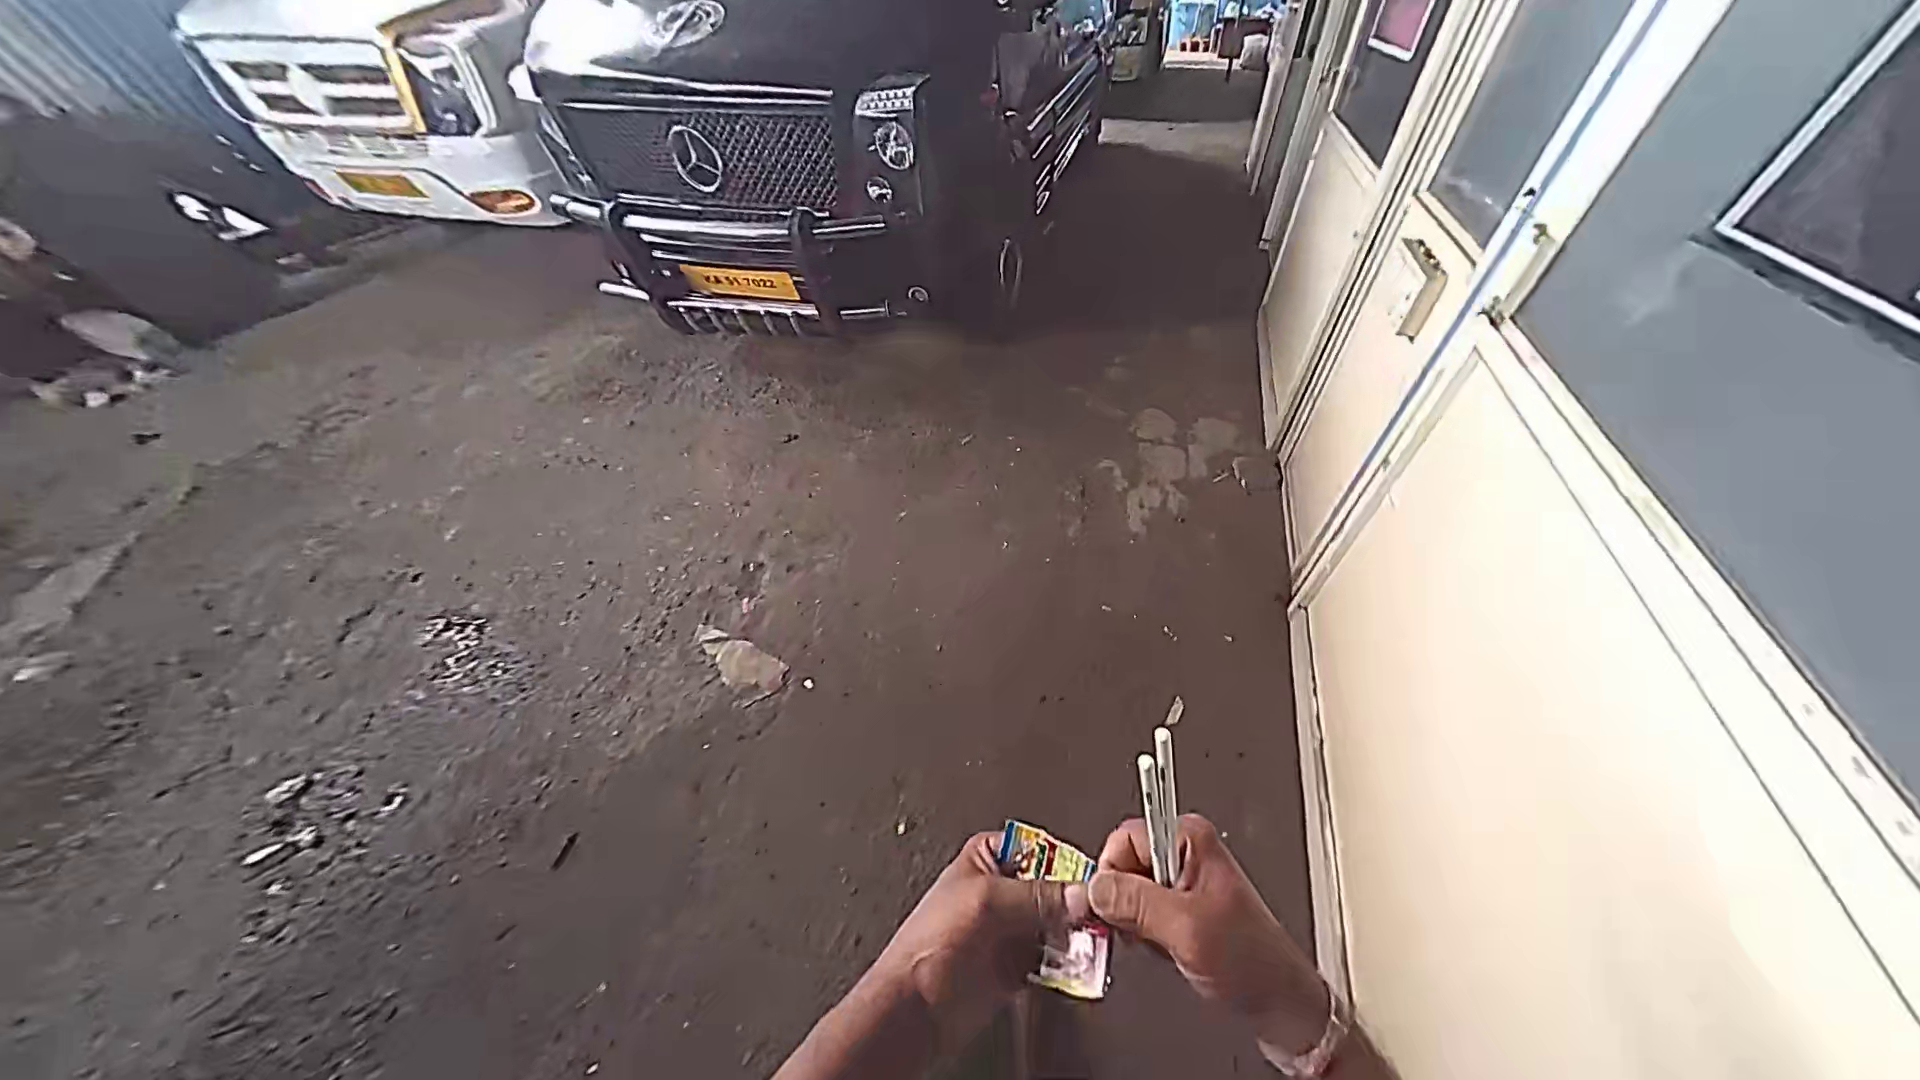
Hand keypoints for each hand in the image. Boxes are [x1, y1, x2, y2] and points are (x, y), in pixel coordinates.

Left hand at [869, 831, 1087, 1047]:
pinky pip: (1056, 957)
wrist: (915, 1007)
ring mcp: (1013, 927)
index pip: (1041, 848)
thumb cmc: (929, 943)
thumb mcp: (986, 901)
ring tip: (1091, 944)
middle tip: (1095, 915)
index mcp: (988, 856)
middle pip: (1056, 887)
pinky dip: (1070, 963)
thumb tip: (1079, 893)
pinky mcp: (1020, 963)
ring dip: (1077, 935)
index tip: (1091, 880)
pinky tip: (1078, 967)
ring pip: (1060, 923)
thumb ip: (1036, 895)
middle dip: (1076, 902)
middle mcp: (1004, 888)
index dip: (1067, 862)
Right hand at [1090, 815, 1330, 1056]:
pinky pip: (1139, 907)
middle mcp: (1184, 850)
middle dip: (1123, 900)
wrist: (1281, 1005)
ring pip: (1128, 888)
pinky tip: (1162, 946)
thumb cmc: (1253, 962)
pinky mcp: (1178, 901)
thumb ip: (1136, 902)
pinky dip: (1141, 930)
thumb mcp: (1187, 929)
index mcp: (1189, 838)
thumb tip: (1096, 887)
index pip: (1125, 837)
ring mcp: (1181, 877)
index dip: (1114, 872)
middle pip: (1123, 862)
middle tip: (1141, 929)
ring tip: (1159, 941)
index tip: (1114, 904)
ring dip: (1133, 920)